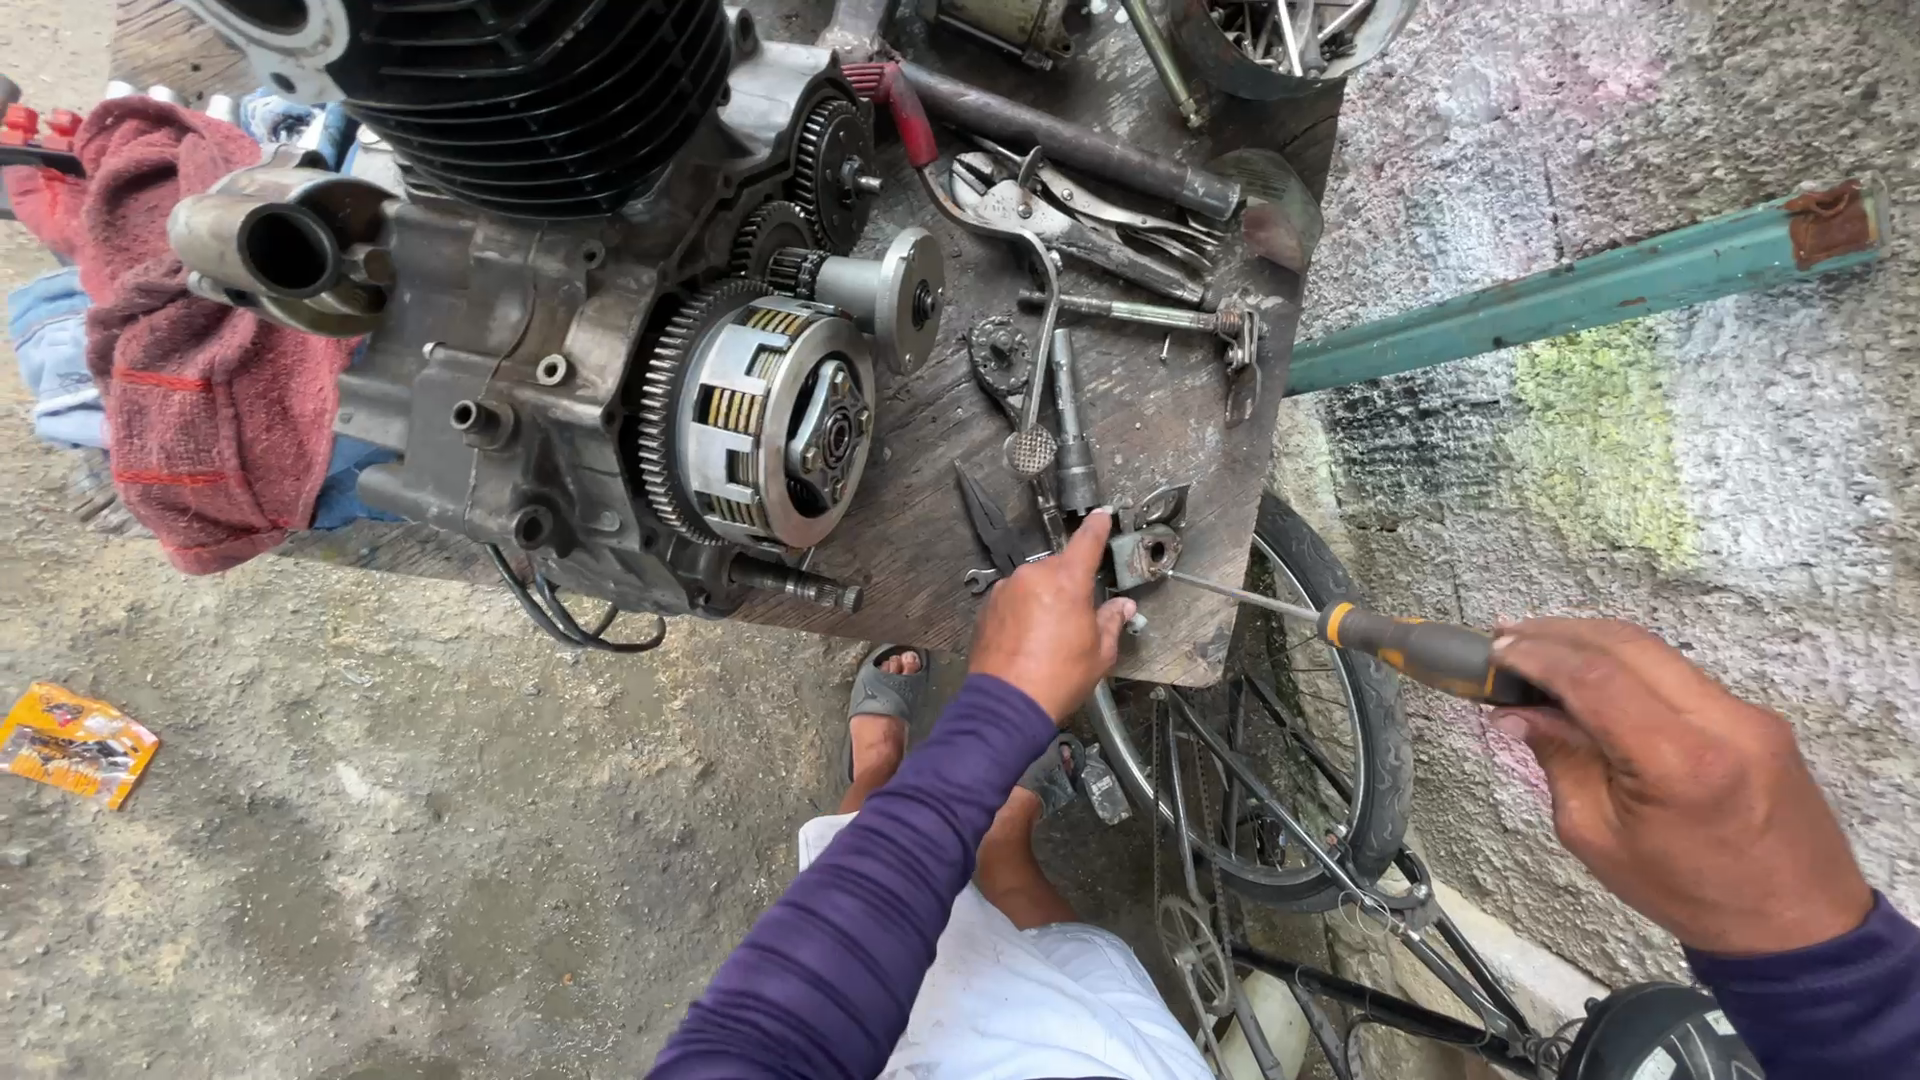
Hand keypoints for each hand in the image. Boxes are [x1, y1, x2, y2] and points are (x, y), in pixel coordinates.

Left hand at [968, 509, 1136, 722]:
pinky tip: (1027, 637)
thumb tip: (1123, 607)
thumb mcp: (1099, 653)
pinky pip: (1013, 598)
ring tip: (1048, 634)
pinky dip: (1023, 610)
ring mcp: (1007, 589)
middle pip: (1058, 568)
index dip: (1097, 527)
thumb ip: (1111, 622)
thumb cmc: (1058, 678)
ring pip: (1034, 583)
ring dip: (1043, 598)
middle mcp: (1034, 576)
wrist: (1006, 703)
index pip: (1086, 542)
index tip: (1102, 515)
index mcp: (1067, 581)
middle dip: (1068, 585)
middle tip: (1076, 618)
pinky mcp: (988, 605)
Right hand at [1491, 618, 1872, 955]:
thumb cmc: (1684, 890)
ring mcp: (1748, 716)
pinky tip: (1581, 668)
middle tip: (1503, 636)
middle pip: (1625, 645)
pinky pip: (1672, 669)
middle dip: (1555, 633)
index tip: (1492, 651)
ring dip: (1584, 638)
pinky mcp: (1754, 717)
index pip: (1595, 679)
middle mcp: (1723, 724)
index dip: (1536, 656)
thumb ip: (1558, 758)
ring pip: (1651, 649)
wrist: (1799, 925)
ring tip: (1532, 643)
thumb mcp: (1593, 831)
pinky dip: (1617, 658)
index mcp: (1680, 762)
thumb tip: (1513, 712)